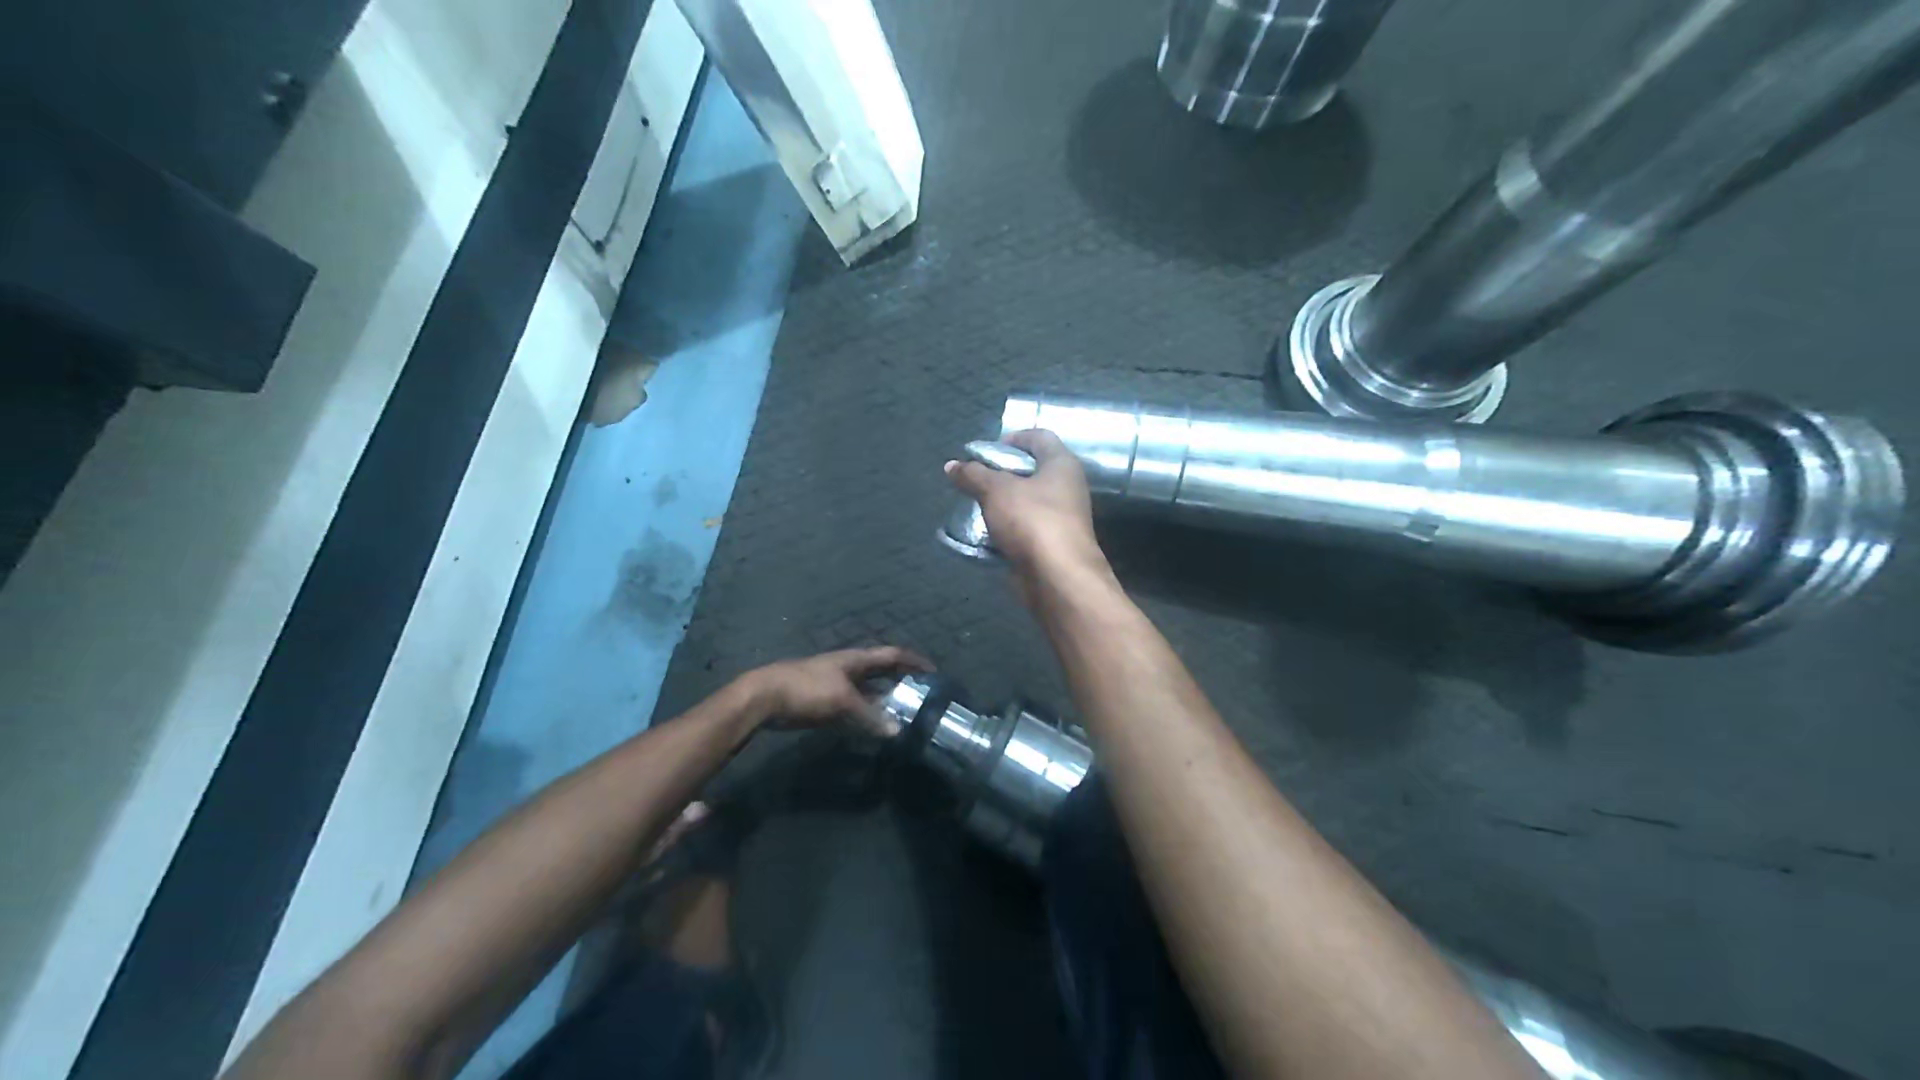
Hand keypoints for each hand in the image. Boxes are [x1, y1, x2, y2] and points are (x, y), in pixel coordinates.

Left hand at [737, 646, 932, 729]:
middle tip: (921, 694)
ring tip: (904, 713)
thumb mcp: (843, 701)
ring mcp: (836, 684)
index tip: (933, 671)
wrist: (765, 697)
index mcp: (855, 659)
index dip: (914, 660)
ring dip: (885, 700)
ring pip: (868, 691)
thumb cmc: (807, 689)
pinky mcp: (824, 702)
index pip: (893, 654)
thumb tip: (896, 731)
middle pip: (882, 671)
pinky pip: (854, 706)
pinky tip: (875, 727)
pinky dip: (868, 714)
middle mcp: (849, 668)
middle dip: (902, 679)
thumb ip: (870, 715)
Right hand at [946, 429, 1108, 594]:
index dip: (1012, 438)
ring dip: (1000, 504)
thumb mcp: (996, 490)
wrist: (1057, 577)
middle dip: (1000, 474)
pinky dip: (1004, 530)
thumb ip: (973, 475)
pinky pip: (1023, 530)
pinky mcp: (1050, 545)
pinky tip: (982, 534)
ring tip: (973, 506)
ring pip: (1025, 502)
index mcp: (1061, 464)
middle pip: (1031, 470)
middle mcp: (1066, 488)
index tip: (985, 451)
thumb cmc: (1032, 520)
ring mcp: (1060, 519)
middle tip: (974, 480)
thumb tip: (951, 465)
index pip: (1040, 437)